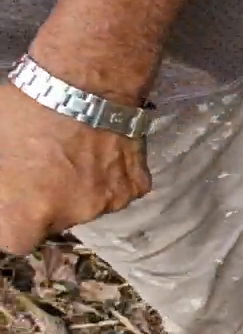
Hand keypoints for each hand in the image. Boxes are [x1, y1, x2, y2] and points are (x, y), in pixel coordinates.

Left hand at [0, 77, 150, 256]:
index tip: (7, 213)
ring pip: (89, 206)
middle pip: (56, 221)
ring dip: (77, 190)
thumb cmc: (21, 113)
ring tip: (71, 158)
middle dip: (45, 203)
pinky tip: (98, 156)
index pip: (15, 241)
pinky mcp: (137, 188)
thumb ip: (2, 180)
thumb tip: (8, 187)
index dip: (8, 229)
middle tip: (37, 172)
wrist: (85, 92)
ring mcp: (112, 201)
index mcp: (30, 207)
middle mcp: (75, 212)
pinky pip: (117, 192)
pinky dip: (107, 180)